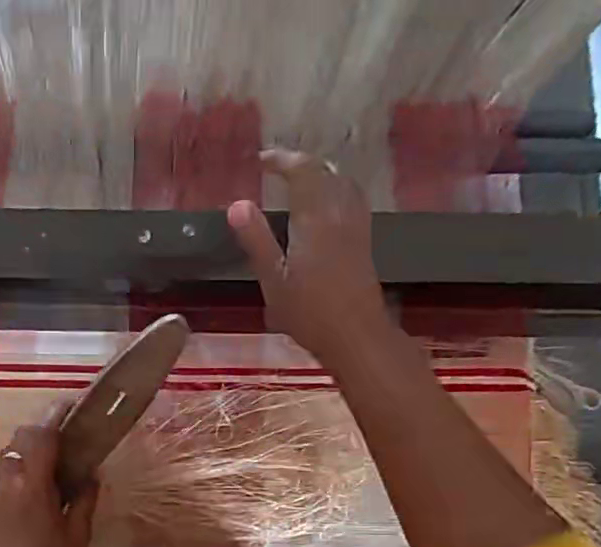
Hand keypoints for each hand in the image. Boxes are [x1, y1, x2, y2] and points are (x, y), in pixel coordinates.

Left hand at [0, 416, 97, 546]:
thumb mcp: (78, 533)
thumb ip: (85, 497)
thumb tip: (90, 473)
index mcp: (32, 484)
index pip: (41, 434)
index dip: (55, 414)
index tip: (71, 406)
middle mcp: (7, 479)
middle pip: (21, 436)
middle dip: (42, 429)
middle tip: (64, 435)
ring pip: (8, 452)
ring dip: (27, 446)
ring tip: (49, 458)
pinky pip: (1, 470)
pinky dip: (17, 464)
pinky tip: (32, 481)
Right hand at [226, 148, 402, 369]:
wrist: (354, 333)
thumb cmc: (308, 311)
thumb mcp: (273, 280)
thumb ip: (256, 240)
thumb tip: (236, 205)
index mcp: (315, 217)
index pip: (302, 171)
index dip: (282, 160)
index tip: (262, 160)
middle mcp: (340, 211)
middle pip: (325, 171)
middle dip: (301, 163)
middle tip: (278, 168)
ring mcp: (356, 224)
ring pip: (342, 182)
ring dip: (321, 174)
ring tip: (300, 181)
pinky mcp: (363, 240)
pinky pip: (350, 198)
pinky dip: (334, 190)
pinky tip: (326, 205)